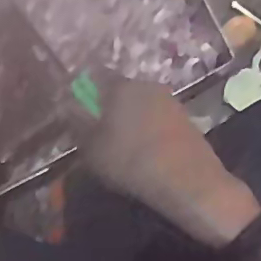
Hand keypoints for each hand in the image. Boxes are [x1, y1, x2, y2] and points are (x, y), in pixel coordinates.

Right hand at [79, 73, 260, 245]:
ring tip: (125, 150)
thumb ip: (78, 124)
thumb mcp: (92, 149)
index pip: (95, 77)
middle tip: (102, 136)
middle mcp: (148, 85)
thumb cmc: (132, 162)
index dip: (85, 94)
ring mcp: (172, 101)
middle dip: (110, 109)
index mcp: (121, 85)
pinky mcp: (188, 120)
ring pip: (142, 107)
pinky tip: (148, 155)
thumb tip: (70, 107)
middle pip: (121, 92)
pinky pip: (159, 122)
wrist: (190, 183)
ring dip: (133, 122)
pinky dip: (151, 134)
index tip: (80, 114)